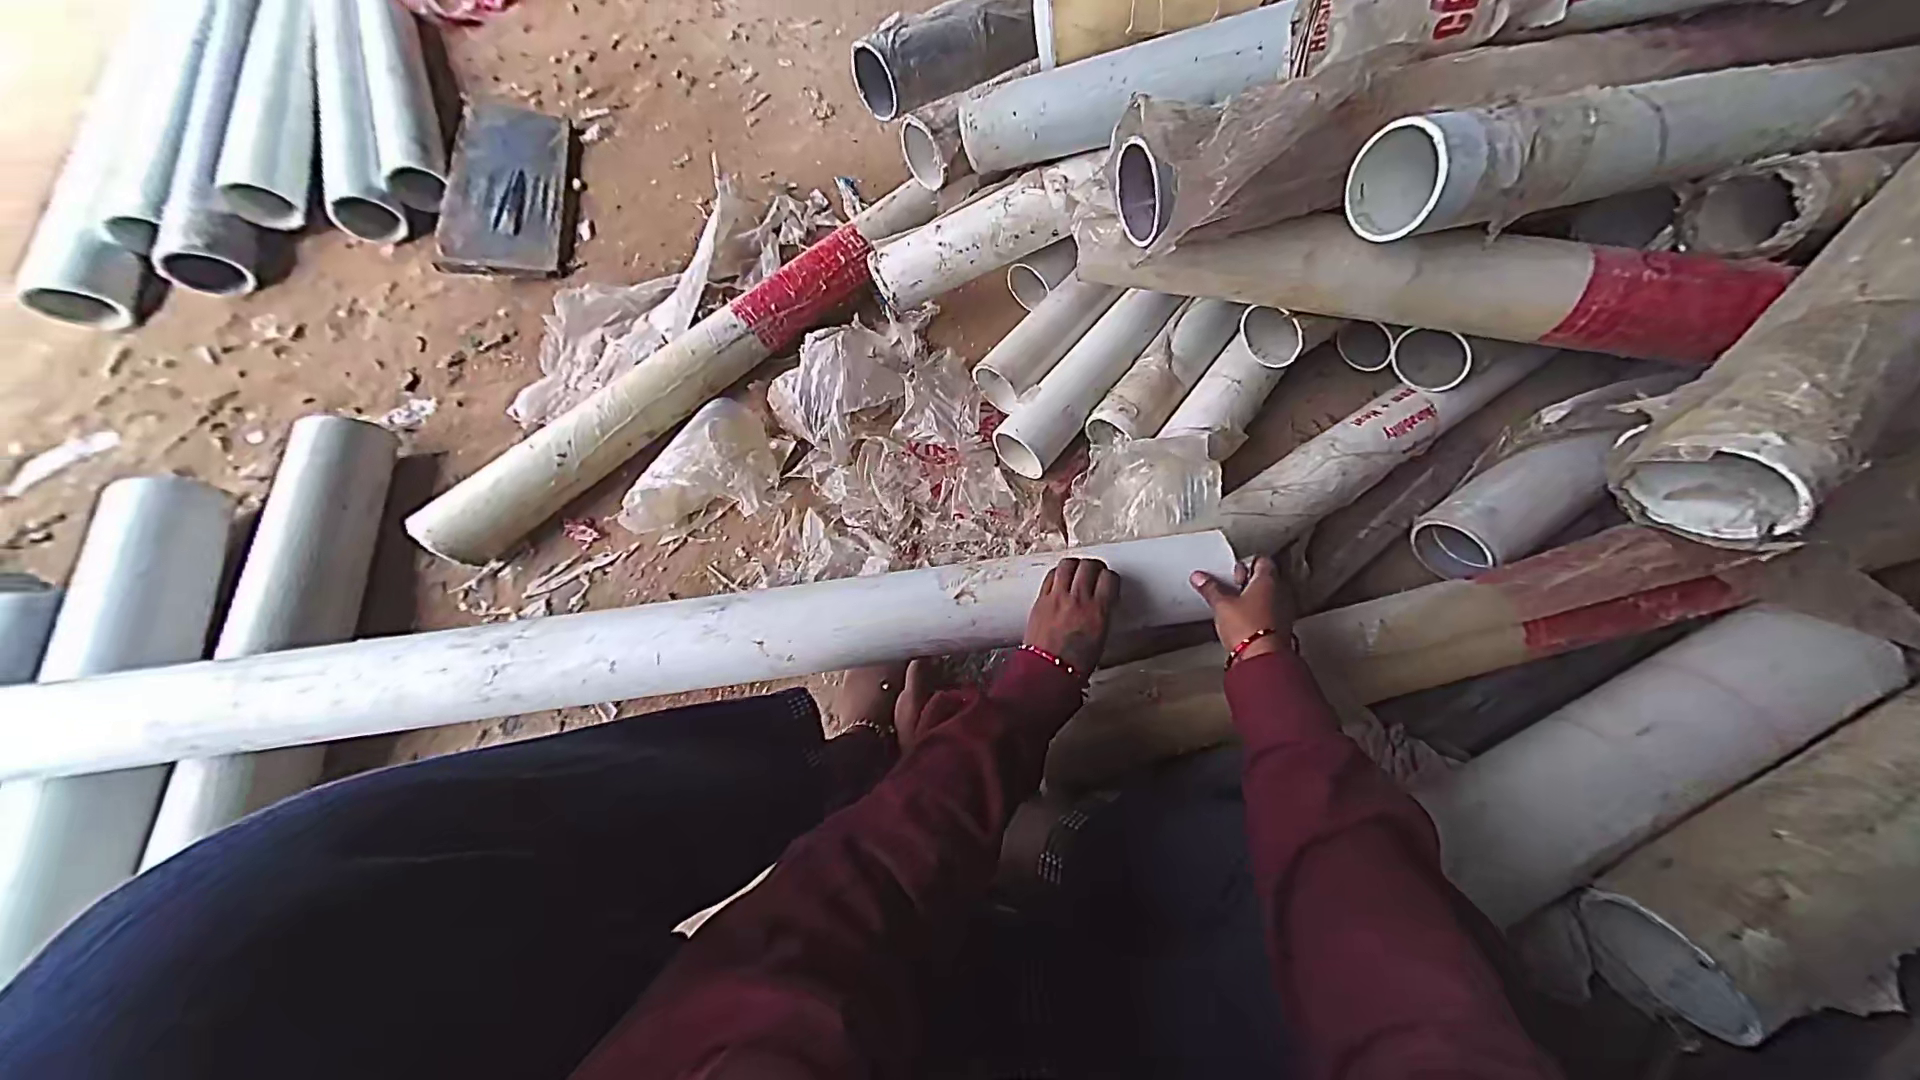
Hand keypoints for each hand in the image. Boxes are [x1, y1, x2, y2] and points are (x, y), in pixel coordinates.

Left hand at [1025, 558, 1120, 675]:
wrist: (1048, 672)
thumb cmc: (1075, 664)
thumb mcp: (1100, 637)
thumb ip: (1101, 614)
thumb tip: (1100, 603)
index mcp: (1098, 612)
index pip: (1109, 579)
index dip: (1110, 578)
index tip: (1109, 582)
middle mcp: (1078, 600)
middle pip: (1089, 566)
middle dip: (1095, 567)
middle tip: (1095, 571)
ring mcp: (1057, 597)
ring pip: (1068, 564)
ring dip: (1076, 564)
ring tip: (1078, 570)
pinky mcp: (1041, 599)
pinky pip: (1051, 575)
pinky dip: (1058, 573)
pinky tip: (1060, 578)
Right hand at [1190, 556, 1295, 663]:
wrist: (1262, 659)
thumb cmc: (1248, 627)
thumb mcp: (1221, 604)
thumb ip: (1210, 589)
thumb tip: (1200, 578)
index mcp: (1267, 581)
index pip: (1261, 561)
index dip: (1246, 562)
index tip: (1231, 568)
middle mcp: (1279, 593)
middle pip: (1263, 579)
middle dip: (1246, 580)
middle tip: (1228, 583)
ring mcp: (1282, 612)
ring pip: (1266, 597)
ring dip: (1250, 598)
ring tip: (1231, 603)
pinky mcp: (1279, 629)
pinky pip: (1266, 614)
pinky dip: (1255, 613)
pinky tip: (1240, 620)